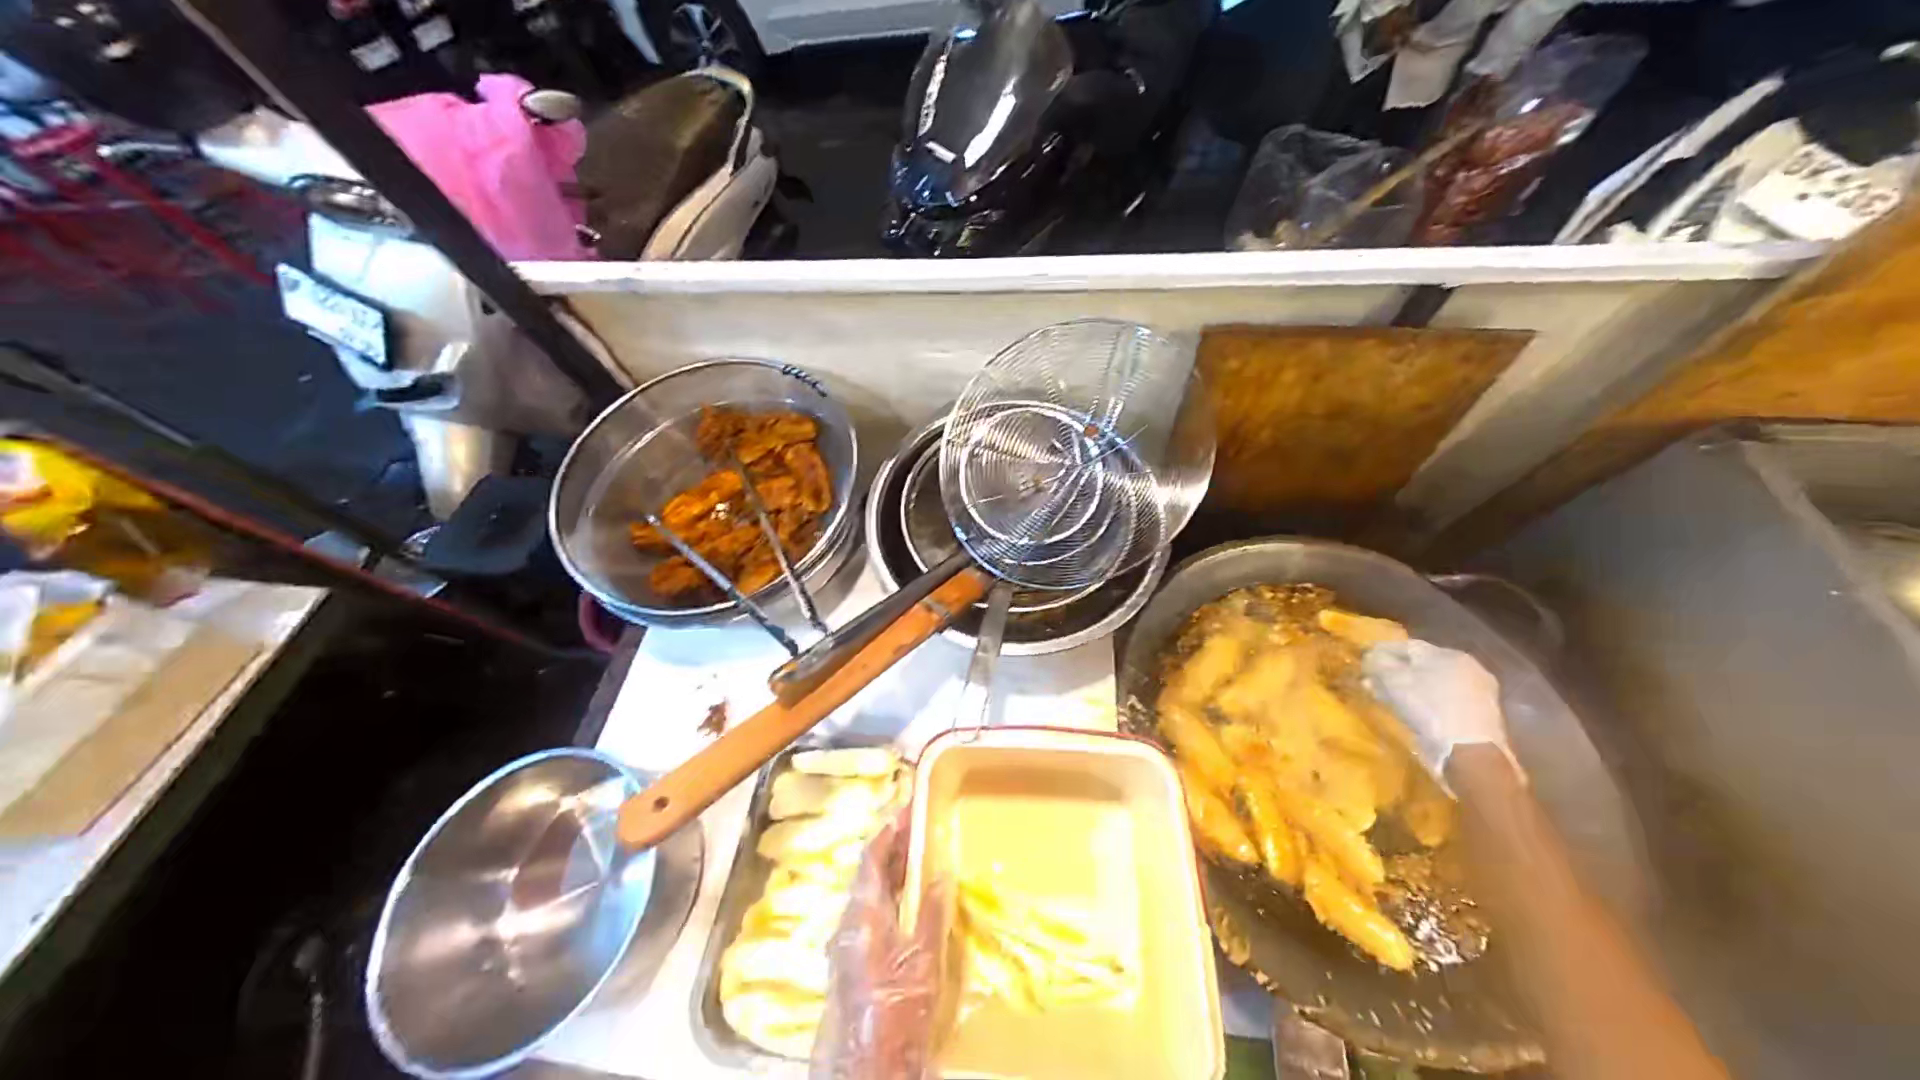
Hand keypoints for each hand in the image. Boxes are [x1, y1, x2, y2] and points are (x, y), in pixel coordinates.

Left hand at [810, 812, 946, 1079]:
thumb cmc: (897, 1007)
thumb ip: (930, 913)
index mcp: (862, 914)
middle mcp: (849, 922)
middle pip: (869, 874)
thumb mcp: (922, 960)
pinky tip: (910, 899)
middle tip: (919, 827)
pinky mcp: (855, 960)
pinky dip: (891, 895)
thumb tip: (940, 872)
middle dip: (893, 849)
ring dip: (893, 872)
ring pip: (871, 894)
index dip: (889, 831)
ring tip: (919, 855)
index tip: (907, 809)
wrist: (869, 1062)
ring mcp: (849, 942)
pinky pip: (872, 913)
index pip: (871, 859)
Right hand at [1361, 639, 1518, 786]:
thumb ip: (1378, 663)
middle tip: (1374, 682)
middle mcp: (1467, 667)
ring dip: (1410, 689)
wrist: (1469, 750)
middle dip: (1395, 672)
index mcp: (1447, 653)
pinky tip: (1414, 712)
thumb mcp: (1393, 680)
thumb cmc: (1428, 707)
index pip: (1407, 646)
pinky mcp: (1482, 714)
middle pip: (1422, 665)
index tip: (1364, 661)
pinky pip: (1445, 700)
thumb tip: (1370, 656)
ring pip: (1433, 683)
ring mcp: (1479, 691)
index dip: (1382, 652)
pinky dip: (1427, 702)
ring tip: (1389, 699)